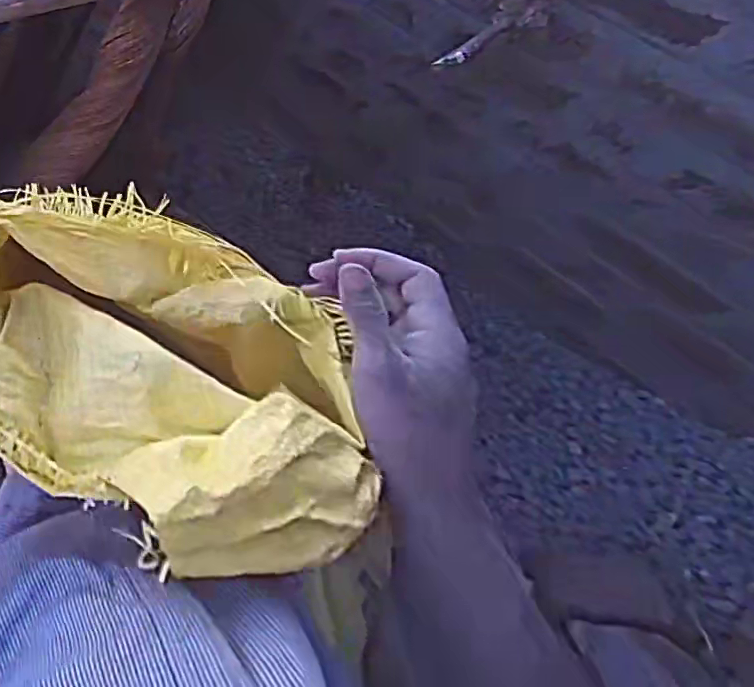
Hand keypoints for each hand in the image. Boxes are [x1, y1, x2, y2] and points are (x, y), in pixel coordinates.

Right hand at [306, 248, 477, 502]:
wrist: (428, 493)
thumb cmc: (402, 427)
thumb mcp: (377, 362)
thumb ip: (365, 312)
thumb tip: (352, 268)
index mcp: (438, 334)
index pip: (415, 276)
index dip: (376, 260)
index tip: (333, 261)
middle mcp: (439, 344)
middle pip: (403, 294)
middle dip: (359, 278)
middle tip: (314, 279)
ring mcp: (429, 366)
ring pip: (393, 317)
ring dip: (356, 302)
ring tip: (317, 301)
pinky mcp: (416, 384)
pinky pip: (388, 339)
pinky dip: (360, 326)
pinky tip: (335, 334)